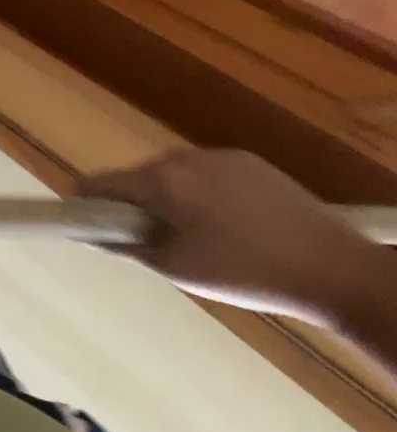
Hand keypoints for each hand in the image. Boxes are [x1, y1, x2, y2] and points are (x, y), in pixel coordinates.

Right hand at [79, 149, 389, 327]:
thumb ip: (124, 246)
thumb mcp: (175, 268)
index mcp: (160, 181)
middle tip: (159, 239)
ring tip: (200, 233)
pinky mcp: (251, 162)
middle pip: (134, 177)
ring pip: (170, 174)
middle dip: (136, 203)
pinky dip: (203, 192)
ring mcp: (220, 157)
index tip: (94, 227)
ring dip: (170, 197)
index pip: (97, 184)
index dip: (87, 205)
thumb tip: (88, 235)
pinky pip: (204, 172)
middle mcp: (182, 158)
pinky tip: (230, 221)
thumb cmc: (248, 274)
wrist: (343, 274)